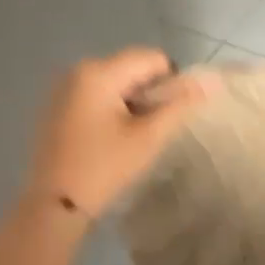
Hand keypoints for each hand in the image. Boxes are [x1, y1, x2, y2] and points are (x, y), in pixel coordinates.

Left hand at [27, 47, 214, 217]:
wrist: (54, 206)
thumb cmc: (104, 168)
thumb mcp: (149, 136)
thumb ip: (181, 104)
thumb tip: (210, 81)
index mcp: (98, 72)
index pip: (152, 58)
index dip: (170, 83)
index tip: (166, 117)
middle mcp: (78, 70)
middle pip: (132, 67)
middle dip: (149, 93)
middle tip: (150, 129)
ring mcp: (64, 87)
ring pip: (116, 81)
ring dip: (132, 102)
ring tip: (131, 136)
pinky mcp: (57, 106)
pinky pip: (97, 94)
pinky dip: (112, 108)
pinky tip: (110, 138)